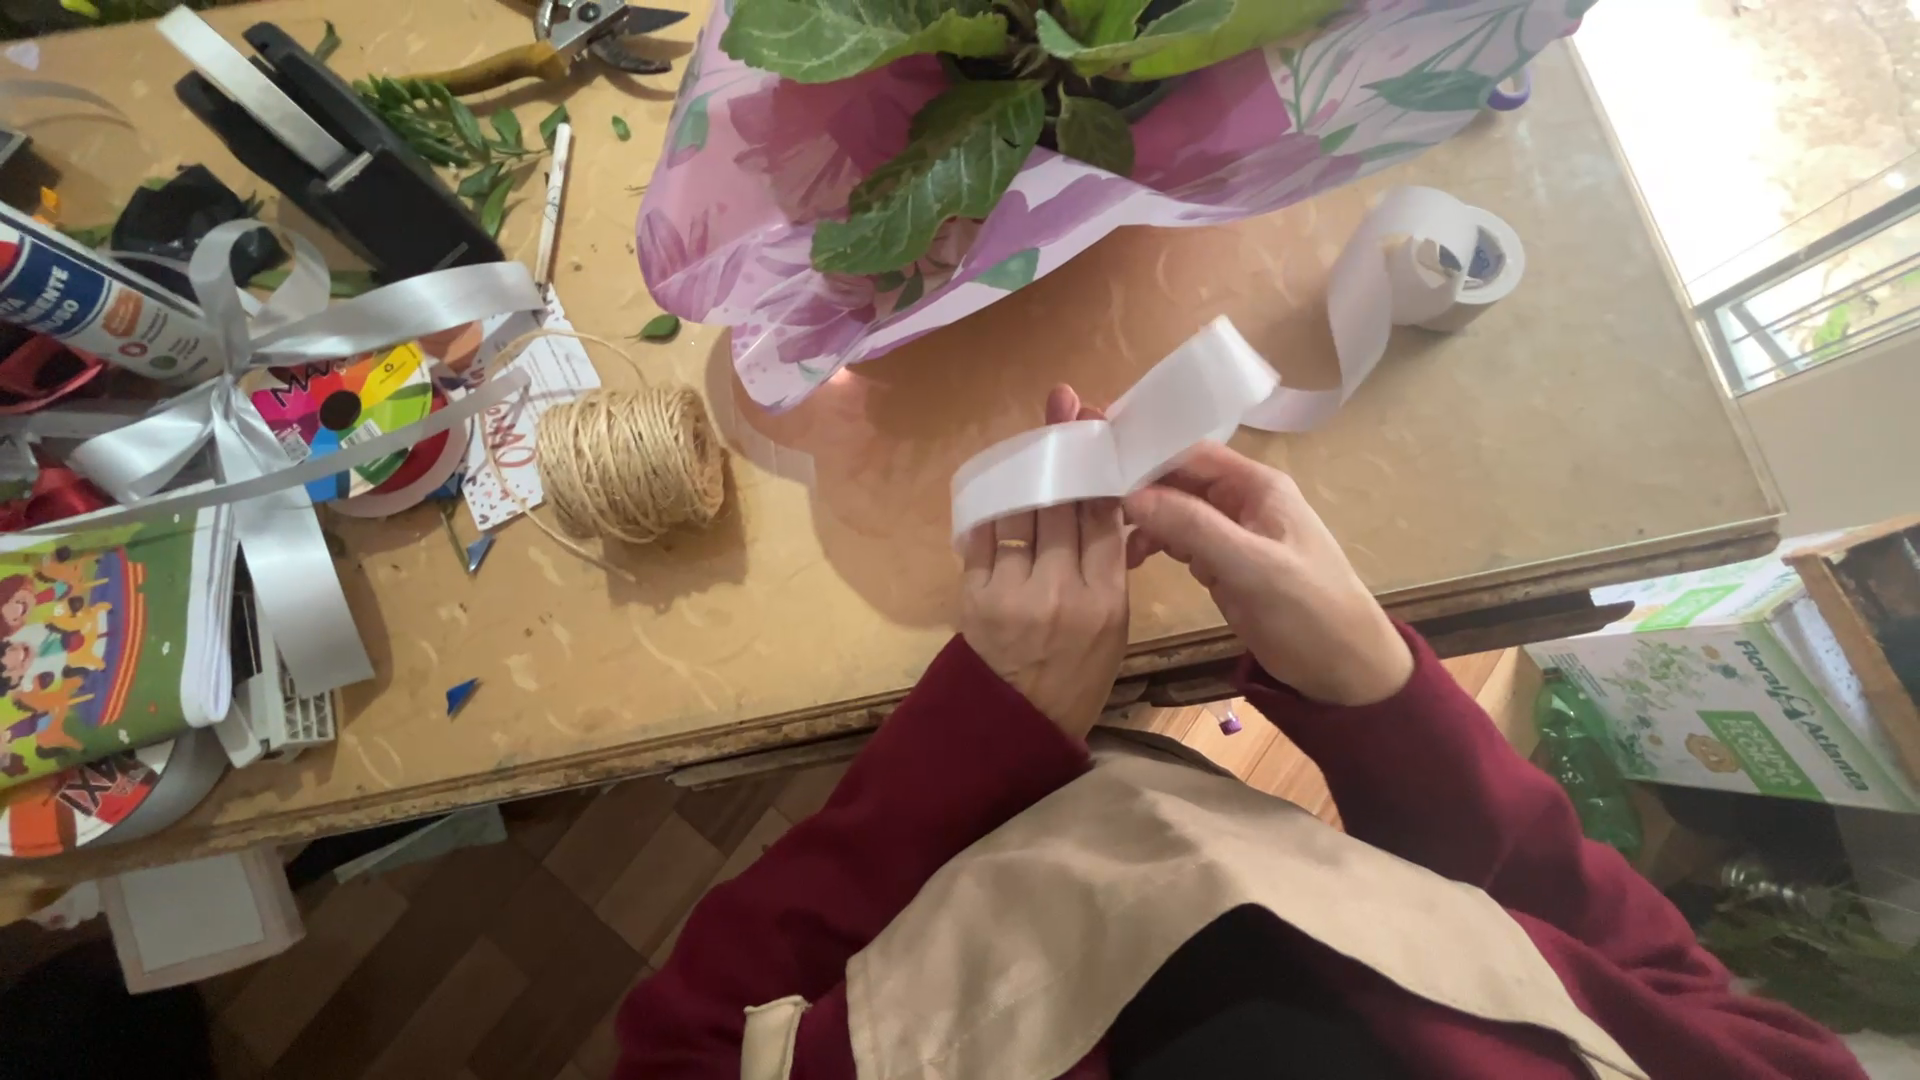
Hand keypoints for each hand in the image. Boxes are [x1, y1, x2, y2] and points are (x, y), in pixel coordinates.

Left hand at [959, 386, 1127, 739]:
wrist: (1019, 720)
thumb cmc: (1078, 675)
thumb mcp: (1114, 626)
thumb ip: (1108, 568)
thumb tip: (1101, 511)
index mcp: (1106, 599)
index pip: (1102, 519)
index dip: (1095, 470)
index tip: (1091, 430)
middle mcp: (1061, 589)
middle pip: (1061, 504)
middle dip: (1059, 449)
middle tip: (1059, 402)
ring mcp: (1013, 591)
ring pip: (1020, 511)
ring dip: (1022, 468)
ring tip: (1028, 434)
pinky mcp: (975, 595)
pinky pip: (982, 535)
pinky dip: (988, 504)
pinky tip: (994, 478)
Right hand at [1123, 443, 1412, 706]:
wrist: (1344, 670)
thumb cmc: (1308, 611)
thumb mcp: (1250, 566)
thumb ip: (1192, 527)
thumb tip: (1129, 495)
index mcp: (1256, 486)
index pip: (1191, 453)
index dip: (1146, 454)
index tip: (1098, 464)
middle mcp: (1241, 500)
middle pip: (1179, 478)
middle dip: (1137, 488)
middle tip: (1090, 502)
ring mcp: (1231, 532)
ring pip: (1174, 510)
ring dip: (1143, 520)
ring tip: (1111, 540)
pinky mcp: (1222, 563)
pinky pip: (1180, 540)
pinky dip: (1155, 545)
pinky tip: (1134, 560)